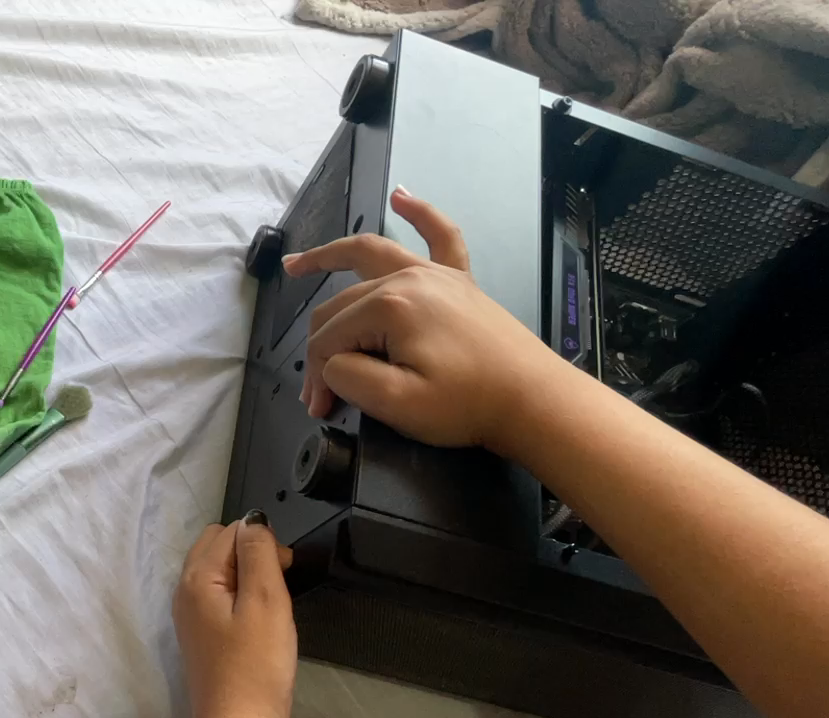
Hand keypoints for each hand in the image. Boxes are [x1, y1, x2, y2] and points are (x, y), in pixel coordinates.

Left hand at [172, 512, 297, 717]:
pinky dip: (240, 595)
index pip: (229, 531)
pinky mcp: (199, 633)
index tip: (286, 571)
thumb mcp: (266, 601)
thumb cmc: (257, 666)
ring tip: (272, 606)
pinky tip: (258, 621)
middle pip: (218, 545)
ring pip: (219, 570)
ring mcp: (188, 613)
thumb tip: (252, 521)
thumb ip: (258, 554)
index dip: (263, 542)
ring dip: (248, 575)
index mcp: (196, 577)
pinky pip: (218, 594)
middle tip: (281, 586)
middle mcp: (184, 589)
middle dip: (252, 553)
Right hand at [283, 188, 564, 452]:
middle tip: (318, 396)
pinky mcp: (459, 282)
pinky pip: (440, 236)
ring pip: (370, 256)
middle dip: (321, 351)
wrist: (531, 400)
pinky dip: (420, 213)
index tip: (321, 410)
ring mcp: (436, 275)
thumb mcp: (394, 403)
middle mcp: (408, 278)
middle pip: (340, 308)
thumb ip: (348, 377)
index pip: (329, 340)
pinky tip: (401, 197)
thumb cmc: (465, 405)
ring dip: (331, 255)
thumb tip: (332, 365)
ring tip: (296, 265)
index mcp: (390, 307)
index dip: (317, 377)